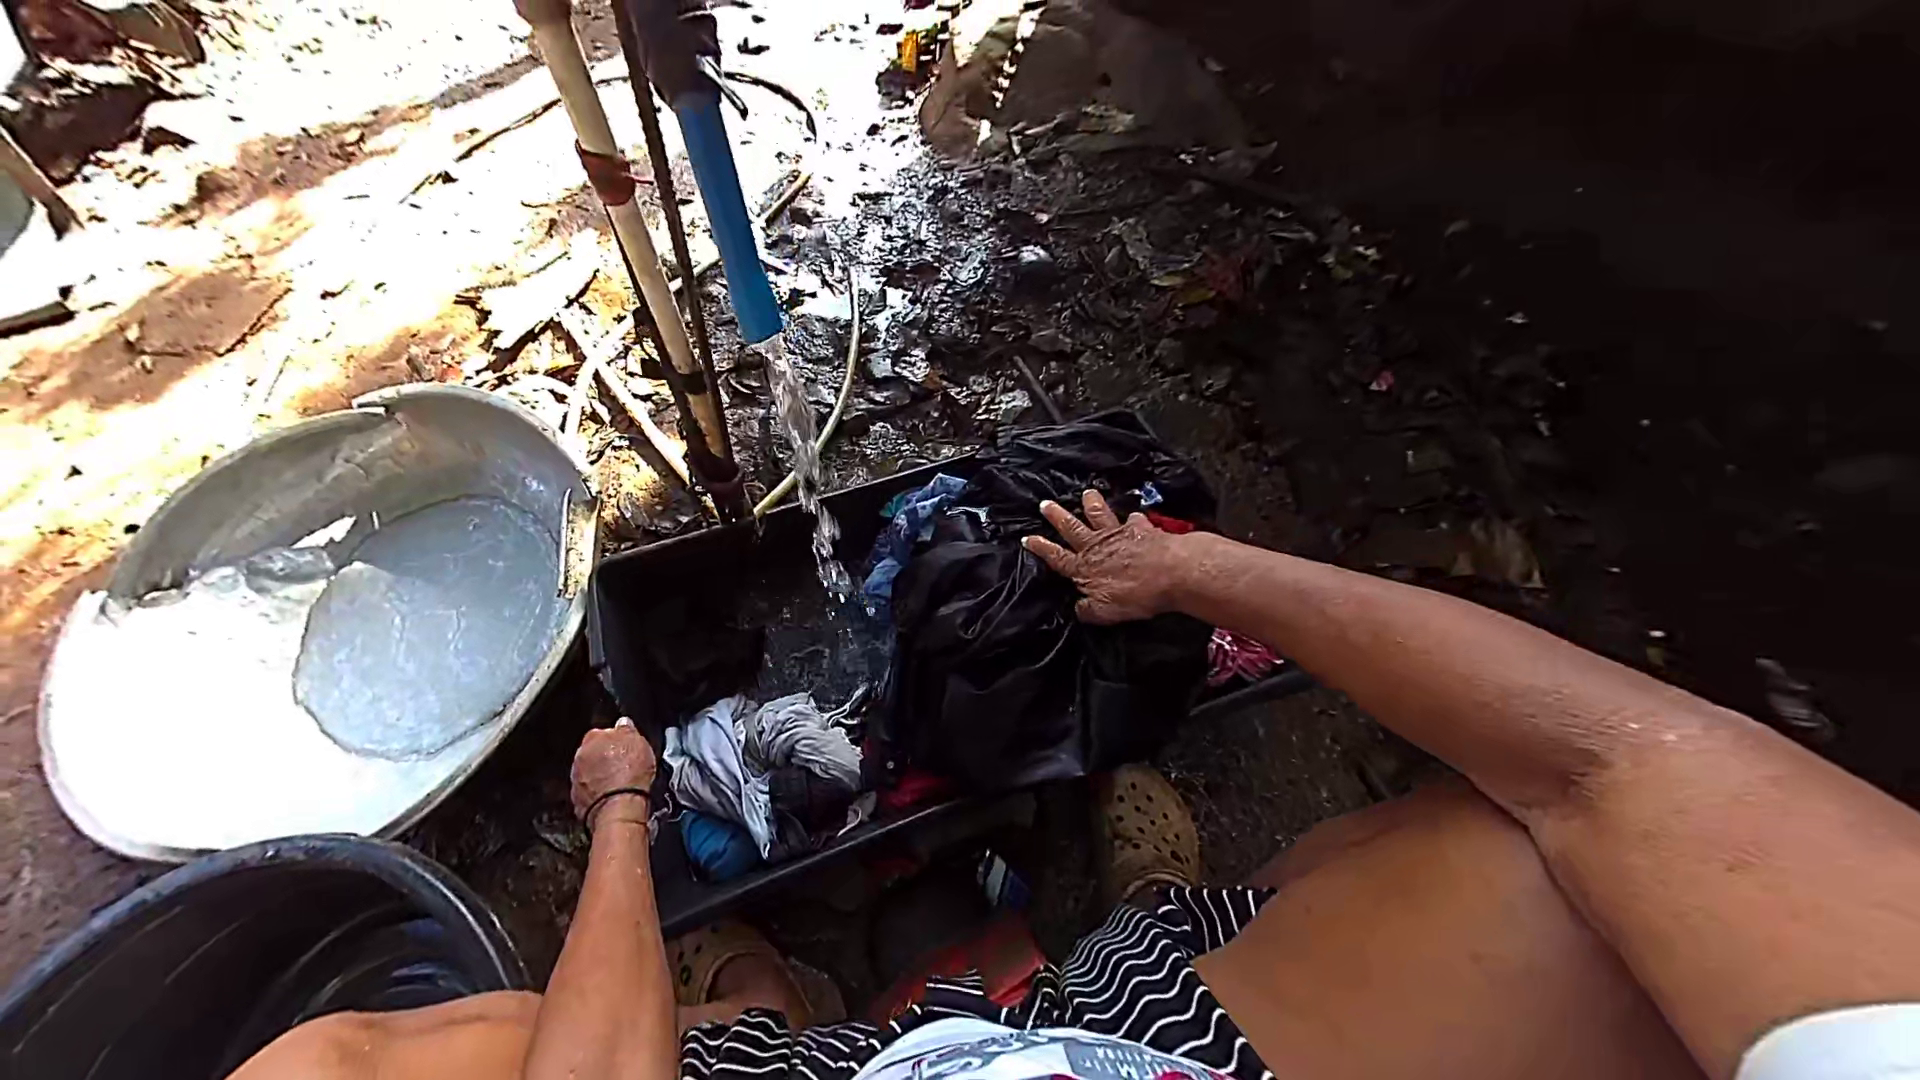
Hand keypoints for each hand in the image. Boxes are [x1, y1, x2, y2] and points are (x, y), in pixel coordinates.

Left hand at [571, 718, 656, 830]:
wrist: (619, 808)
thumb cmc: (629, 773)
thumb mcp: (638, 742)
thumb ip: (627, 730)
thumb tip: (623, 724)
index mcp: (592, 739)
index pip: (602, 732)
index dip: (616, 738)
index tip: (627, 744)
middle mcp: (579, 758)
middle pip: (593, 752)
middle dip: (606, 756)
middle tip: (625, 762)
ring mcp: (576, 781)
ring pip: (590, 772)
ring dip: (601, 775)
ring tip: (621, 780)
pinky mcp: (578, 801)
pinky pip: (590, 791)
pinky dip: (599, 791)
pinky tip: (614, 794)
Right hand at [1021, 489, 1188, 623]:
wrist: (1172, 572)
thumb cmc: (1136, 594)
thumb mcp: (1105, 612)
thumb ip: (1087, 610)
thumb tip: (1078, 607)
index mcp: (1085, 567)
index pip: (1057, 557)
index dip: (1042, 548)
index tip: (1028, 537)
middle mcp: (1097, 547)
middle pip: (1072, 529)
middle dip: (1057, 517)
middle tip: (1045, 503)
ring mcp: (1119, 535)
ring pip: (1100, 516)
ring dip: (1092, 504)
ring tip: (1086, 492)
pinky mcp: (1142, 530)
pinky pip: (1134, 520)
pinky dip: (1133, 517)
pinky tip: (1135, 514)